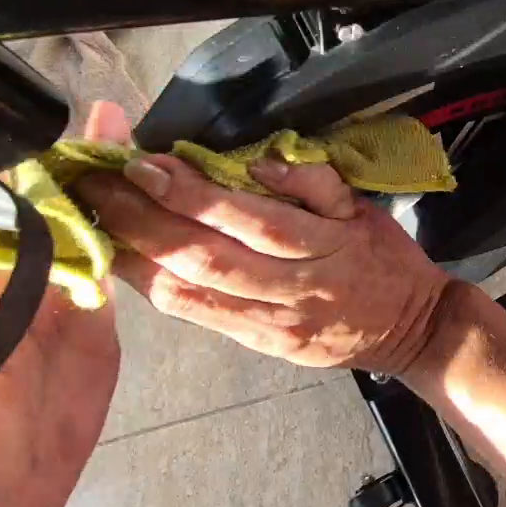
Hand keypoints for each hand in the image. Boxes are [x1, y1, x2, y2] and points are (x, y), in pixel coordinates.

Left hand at [0, 103, 127, 506]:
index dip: (18, 170)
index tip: (43, 125)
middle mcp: (29, 289)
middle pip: (61, 214)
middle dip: (84, 165)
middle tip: (115, 115)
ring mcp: (70, 309)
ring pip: (99, 238)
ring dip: (118, 195)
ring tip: (145, 149)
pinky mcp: (103, 332)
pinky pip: (122, 278)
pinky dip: (140, 242)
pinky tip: (161, 212)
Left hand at [72, 151, 451, 374]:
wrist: (414, 330)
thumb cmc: (389, 260)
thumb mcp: (366, 210)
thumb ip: (315, 184)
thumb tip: (258, 165)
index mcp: (328, 246)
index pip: (249, 218)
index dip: (190, 192)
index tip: (141, 161)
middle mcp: (294, 289)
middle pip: (206, 255)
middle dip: (140, 218)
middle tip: (91, 181)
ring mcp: (274, 323)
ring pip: (192, 292)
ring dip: (134, 255)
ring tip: (91, 217)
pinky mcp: (261, 346)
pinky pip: (200, 317)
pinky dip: (156, 289)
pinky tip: (124, 262)